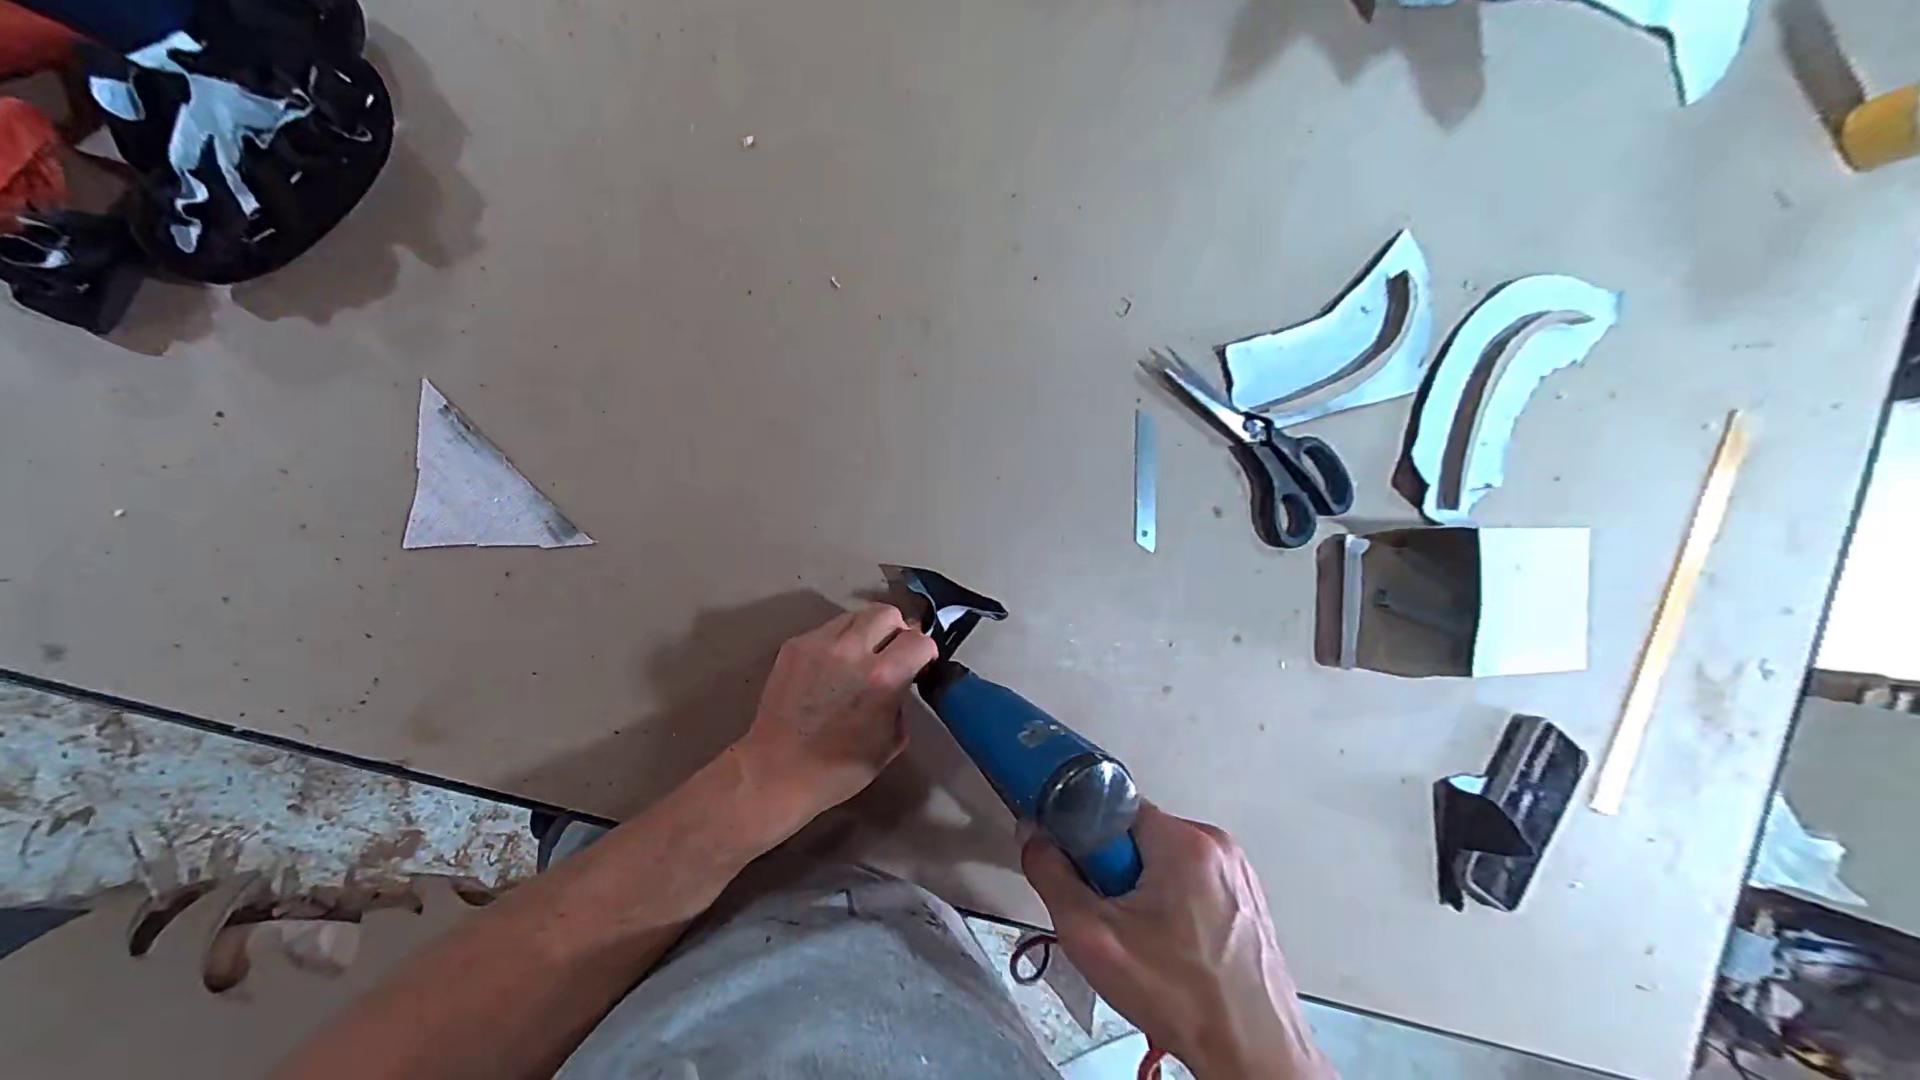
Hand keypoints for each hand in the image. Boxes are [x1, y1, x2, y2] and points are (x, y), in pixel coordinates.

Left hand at [735, 604, 936, 821]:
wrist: (777, 772)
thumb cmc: (839, 768)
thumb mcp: (890, 741)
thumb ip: (901, 701)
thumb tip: (902, 680)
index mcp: (882, 678)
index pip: (919, 640)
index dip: (925, 652)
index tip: (921, 662)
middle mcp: (852, 651)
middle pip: (889, 613)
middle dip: (898, 631)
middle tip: (893, 652)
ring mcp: (819, 644)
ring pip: (857, 614)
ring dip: (868, 631)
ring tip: (862, 655)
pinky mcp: (795, 645)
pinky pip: (828, 628)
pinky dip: (839, 640)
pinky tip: (833, 665)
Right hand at [1022, 804, 1333, 1079]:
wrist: (1252, 1057)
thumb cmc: (1187, 1003)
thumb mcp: (1091, 936)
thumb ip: (1051, 875)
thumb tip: (1034, 837)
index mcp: (1184, 841)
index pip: (1113, 807)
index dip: (1088, 841)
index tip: (1086, 874)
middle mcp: (1216, 845)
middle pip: (1137, 835)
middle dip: (1115, 870)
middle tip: (1119, 918)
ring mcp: (1235, 870)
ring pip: (1162, 858)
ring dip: (1143, 888)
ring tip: (1148, 938)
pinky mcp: (1244, 894)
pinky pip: (1190, 878)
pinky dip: (1173, 902)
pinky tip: (1173, 944)